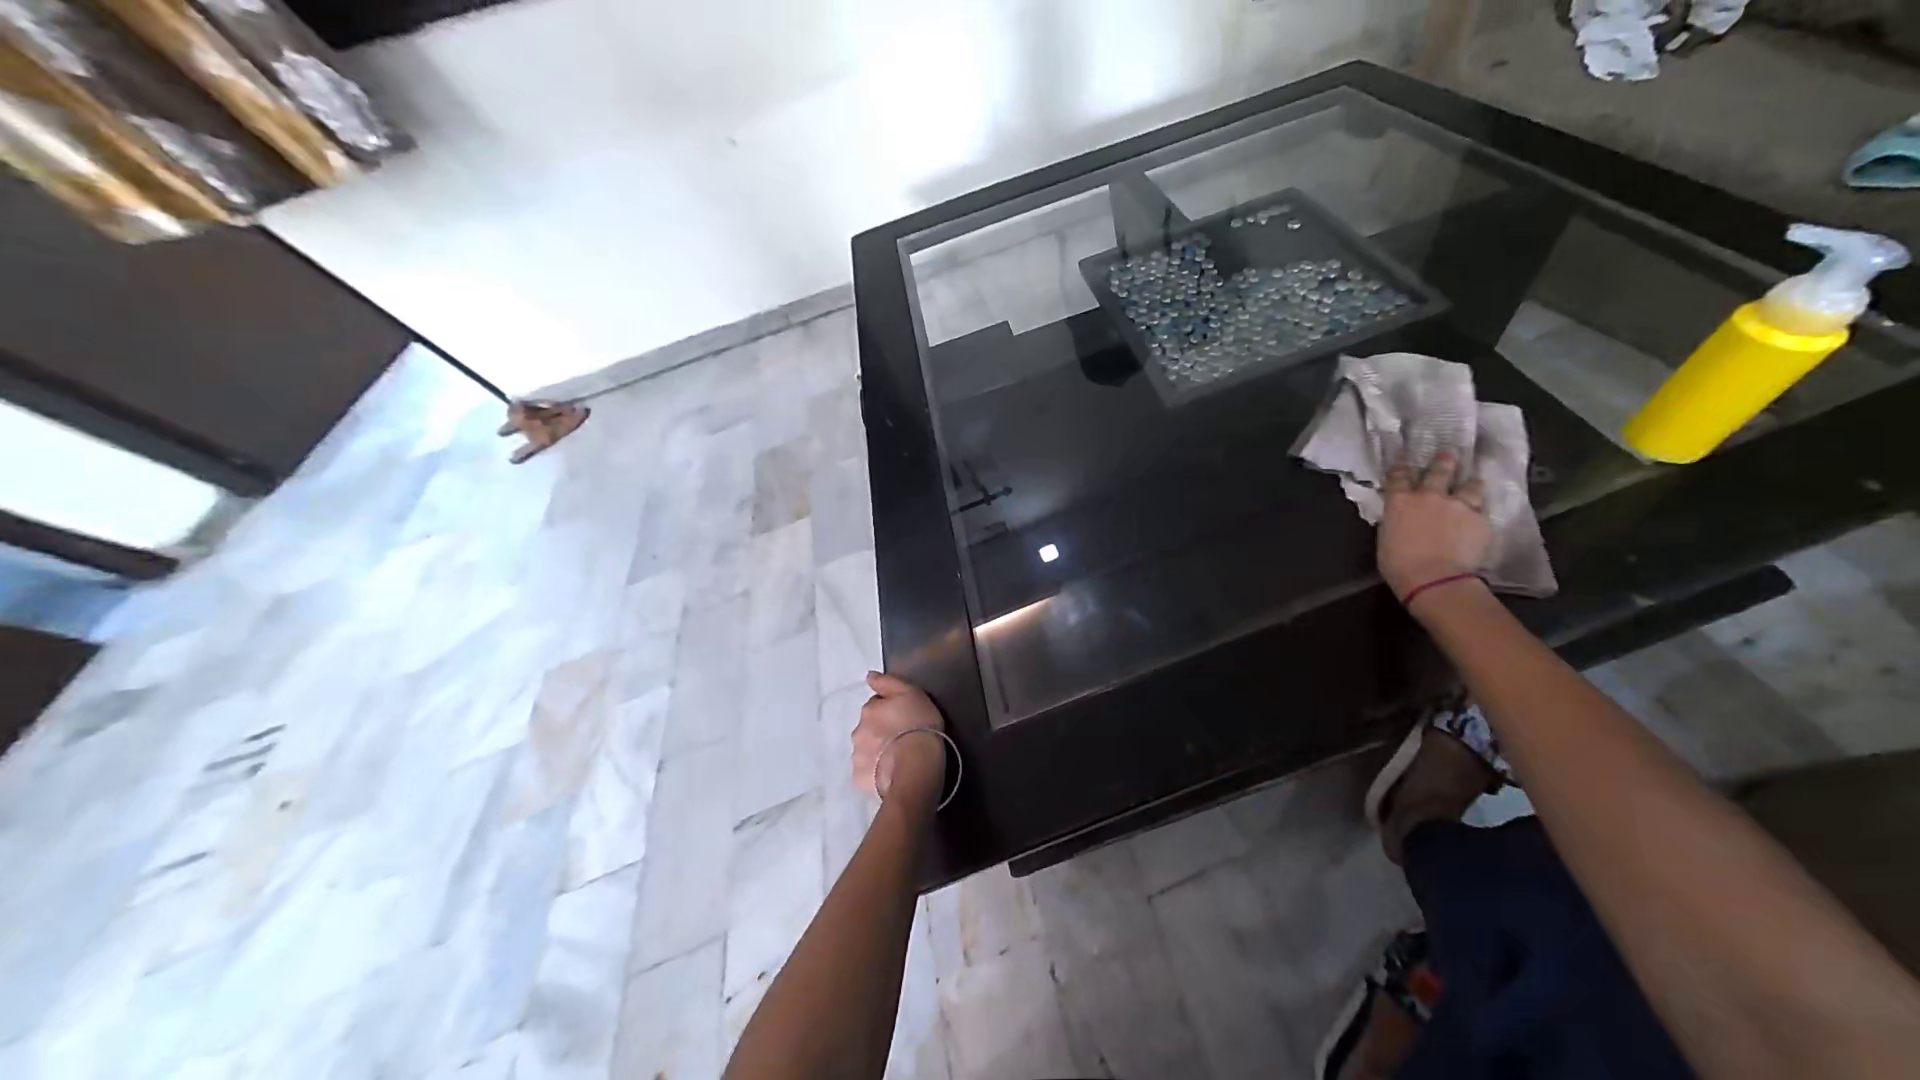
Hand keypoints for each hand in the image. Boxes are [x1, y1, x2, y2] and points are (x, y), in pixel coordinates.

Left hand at [851, 671, 946, 800]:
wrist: (916, 766)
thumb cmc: (918, 725)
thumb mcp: (911, 694)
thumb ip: (888, 683)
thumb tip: (869, 676)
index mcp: (869, 710)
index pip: (876, 706)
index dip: (889, 711)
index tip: (903, 717)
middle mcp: (858, 732)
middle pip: (868, 728)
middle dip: (879, 731)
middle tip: (901, 738)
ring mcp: (857, 757)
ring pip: (866, 750)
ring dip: (877, 751)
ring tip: (897, 759)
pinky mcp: (860, 779)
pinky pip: (867, 773)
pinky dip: (875, 772)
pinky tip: (890, 774)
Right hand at [1378, 449, 1491, 600]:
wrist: (1433, 578)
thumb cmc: (1398, 564)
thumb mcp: (1386, 537)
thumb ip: (1396, 521)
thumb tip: (1401, 517)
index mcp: (1400, 502)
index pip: (1398, 477)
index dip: (1401, 466)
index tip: (1404, 457)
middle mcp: (1429, 496)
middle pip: (1438, 472)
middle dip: (1444, 461)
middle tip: (1449, 452)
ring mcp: (1458, 506)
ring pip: (1469, 487)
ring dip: (1471, 483)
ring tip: (1474, 481)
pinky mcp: (1479, 519)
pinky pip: (1481, 510)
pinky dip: (1479, 510)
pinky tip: (1480, 513)